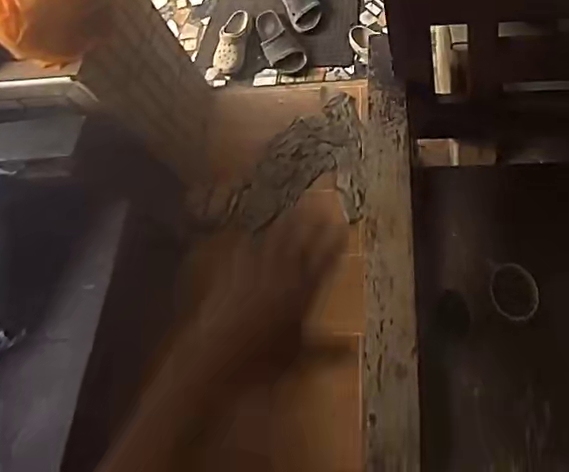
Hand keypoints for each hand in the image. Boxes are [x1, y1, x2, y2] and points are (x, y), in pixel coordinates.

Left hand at [181, 200, 344, 388]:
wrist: (216, 356)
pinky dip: (251, 240)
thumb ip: (327, 351)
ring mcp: (255, 271)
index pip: (322, 262)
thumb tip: (353, 352)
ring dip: (285, 224)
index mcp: (300, 294)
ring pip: (275, 240)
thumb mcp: (300, 359)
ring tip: (293, 209)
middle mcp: (280, 276)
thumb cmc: (262, 363)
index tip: (342, 225)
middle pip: (299, 242)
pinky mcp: (233, 272)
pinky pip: (245, 250)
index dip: (333, 243)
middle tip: (318, 205)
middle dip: (310, 222)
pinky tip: (251, 233)